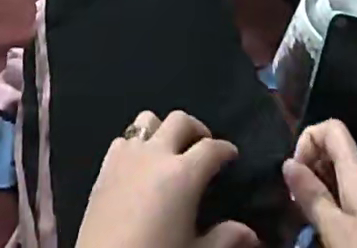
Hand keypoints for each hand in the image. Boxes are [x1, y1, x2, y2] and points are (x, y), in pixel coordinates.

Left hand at [77, 110, 258, 247]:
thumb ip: (224, 239)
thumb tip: (251, 234)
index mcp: (184, 174)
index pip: (212, 148)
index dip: (225, 149)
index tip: (231, 156)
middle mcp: (157, 154)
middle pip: (181, 120)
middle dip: (196, 129)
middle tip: (203, 147)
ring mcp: (128, 156)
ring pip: (148, 120)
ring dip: (163, 130)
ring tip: (169, 150)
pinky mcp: (104, 167)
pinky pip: (123, 140)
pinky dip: (135, 145)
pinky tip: (139, 165)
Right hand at [283, 120, 356, 247]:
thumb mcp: (336, 230)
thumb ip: (312, 196)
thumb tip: (287, 162)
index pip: (333, 128)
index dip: (308, 140)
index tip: (295, 172)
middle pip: (334, 151)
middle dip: (309, 168)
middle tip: (295, 200)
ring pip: (339, 177)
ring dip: (318, 190)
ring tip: (304, 216)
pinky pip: (348, 198)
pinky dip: (331, 206)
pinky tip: (323, 230)